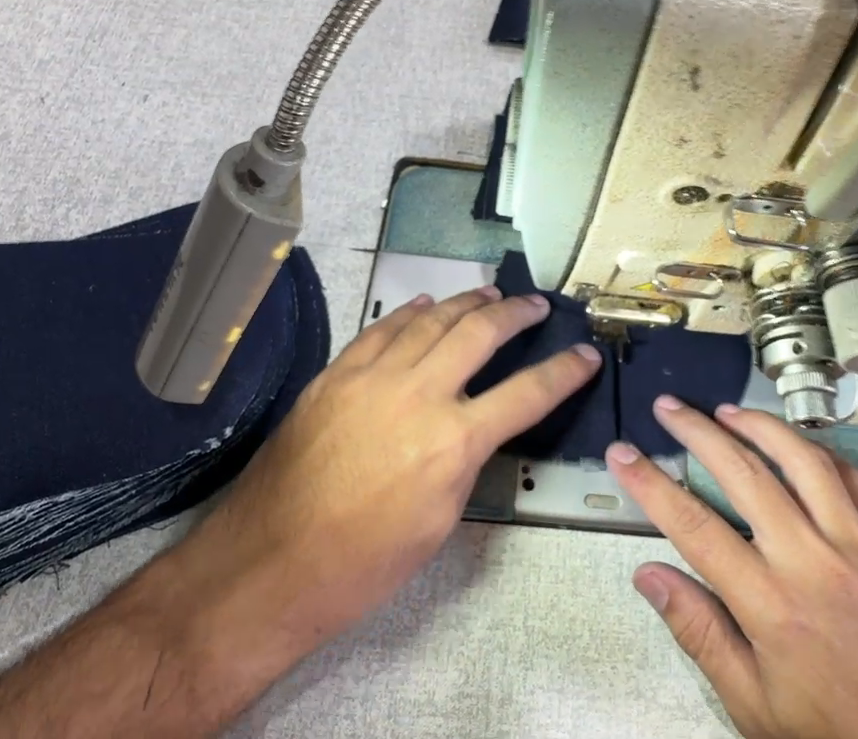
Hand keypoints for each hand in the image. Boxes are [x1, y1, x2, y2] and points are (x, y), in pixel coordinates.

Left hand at [181, 285, 599, 653]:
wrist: (271, 561)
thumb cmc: (365, 562)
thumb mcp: (440, 520)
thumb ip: (465, 460)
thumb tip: (476, 425)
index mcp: (453, 441)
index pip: (527, 393)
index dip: (565, 372)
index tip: (586, 354)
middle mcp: (418, 394)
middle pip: (479, 333)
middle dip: (516, 313)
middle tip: (537, 304)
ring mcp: (372, 377)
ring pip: (430, 320)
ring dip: (466, 302)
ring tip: (491, 294)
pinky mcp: (336, 374)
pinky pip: (382, 329)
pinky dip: (410, 312)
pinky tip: (425, 303)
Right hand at [606, 397, 857, 738]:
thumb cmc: (843, 732)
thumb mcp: (755, 703)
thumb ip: (699, 633)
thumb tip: (651, 577)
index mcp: (772, 605)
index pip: (694, 526)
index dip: (651, 484)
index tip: (623, 455)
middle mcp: (813, 561)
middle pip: (744, 473)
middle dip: (697, 432)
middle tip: (669, 407)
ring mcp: (857, 545)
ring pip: (802, 460)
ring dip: (758, 425)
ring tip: (725, 409)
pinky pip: (853, 479)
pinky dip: (819, 451)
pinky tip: (797, 444)